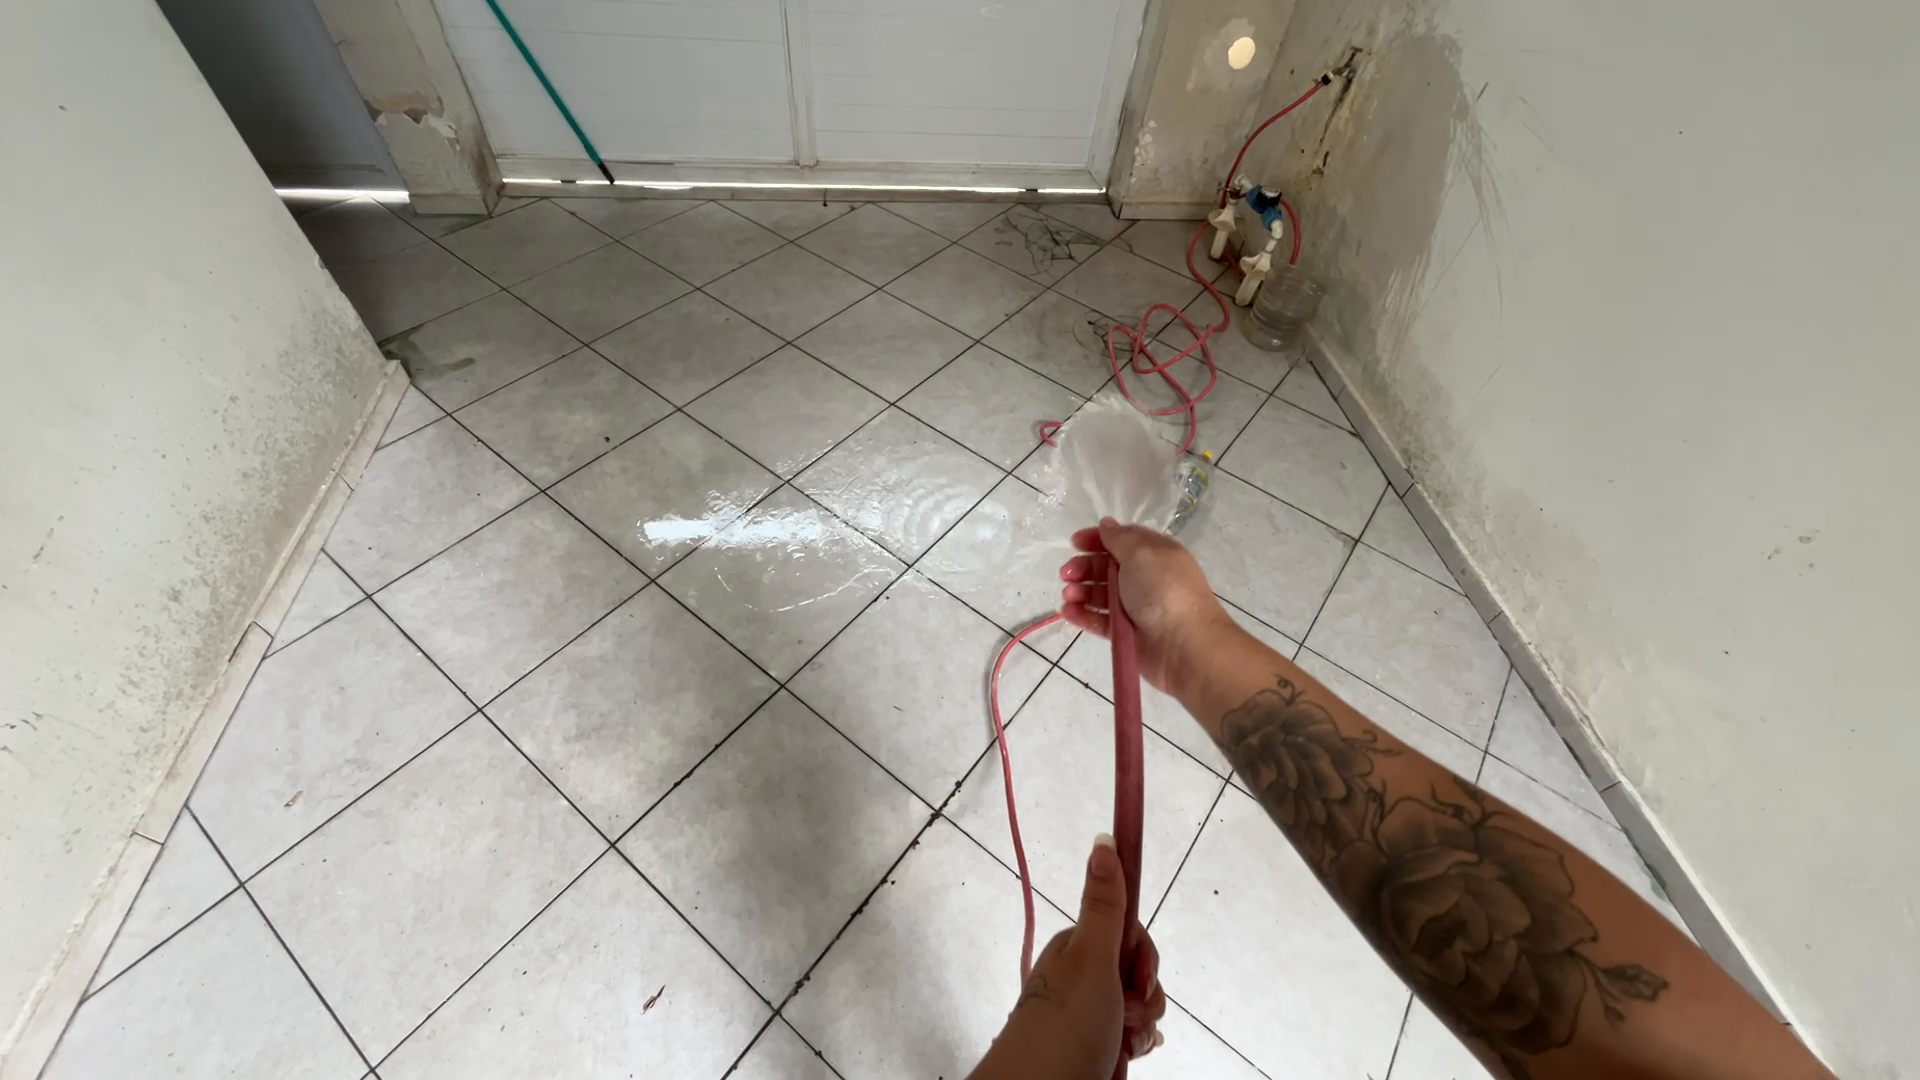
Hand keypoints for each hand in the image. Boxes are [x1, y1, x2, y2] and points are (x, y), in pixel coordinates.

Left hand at [969, 836, 1166, 1079]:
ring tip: (1121, 1043)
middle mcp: (1081, 975)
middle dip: (1145, 996)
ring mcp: (1087, 1013)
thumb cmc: (1066, 1023)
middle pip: (1137, 971)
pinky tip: (1126, 1057)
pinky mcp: (1094, 1048)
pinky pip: (1131, 1038)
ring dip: (1141, 1027)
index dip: (1143, 954)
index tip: (1139, 975)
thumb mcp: (1091, 957)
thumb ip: (1104, 903)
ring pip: (1138, 1008)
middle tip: (1126, 1015)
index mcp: (1077, 946)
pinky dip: (1135, 1047)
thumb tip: (1104, 837)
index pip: (1129, 932)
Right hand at [1059, 518, 1230, 696]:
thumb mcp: (1142, 553)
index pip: (1121, 540)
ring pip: (1100, 595)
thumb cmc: (1163, 590)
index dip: (1097, 539)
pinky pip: (1099, 620)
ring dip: (1080, 591)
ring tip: (1068, 595)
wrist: (1184, 645)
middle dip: (1084, 567)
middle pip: (1106, 567)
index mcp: (1154, 554)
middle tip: (1067, 573)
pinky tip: (1067, 611)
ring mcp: (1135, 607)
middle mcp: (1145, 578)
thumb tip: (1106, 525)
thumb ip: (1119, 538)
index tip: (1074, 543)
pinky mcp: (1125, 633)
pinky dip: (1082, 614)